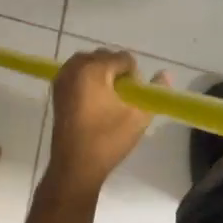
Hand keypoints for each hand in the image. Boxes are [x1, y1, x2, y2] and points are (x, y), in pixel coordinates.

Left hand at [46, 49, 164, 191]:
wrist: (75, 166)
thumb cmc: (108, 141)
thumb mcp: (138, 117)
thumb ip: (153, 92)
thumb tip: (166, 74)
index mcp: (94, 70)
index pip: (123, 58)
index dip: (134, 75)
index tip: (135, 97)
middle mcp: (74, 67)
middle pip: (104, 56)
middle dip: (117, 71)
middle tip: (124, 97)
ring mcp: (62, 79)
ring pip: (88, 64)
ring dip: (102, 74)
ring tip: (111, 99)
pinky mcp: (56, 92)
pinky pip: (76, 74)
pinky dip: (88, 80)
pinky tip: (96, 102)